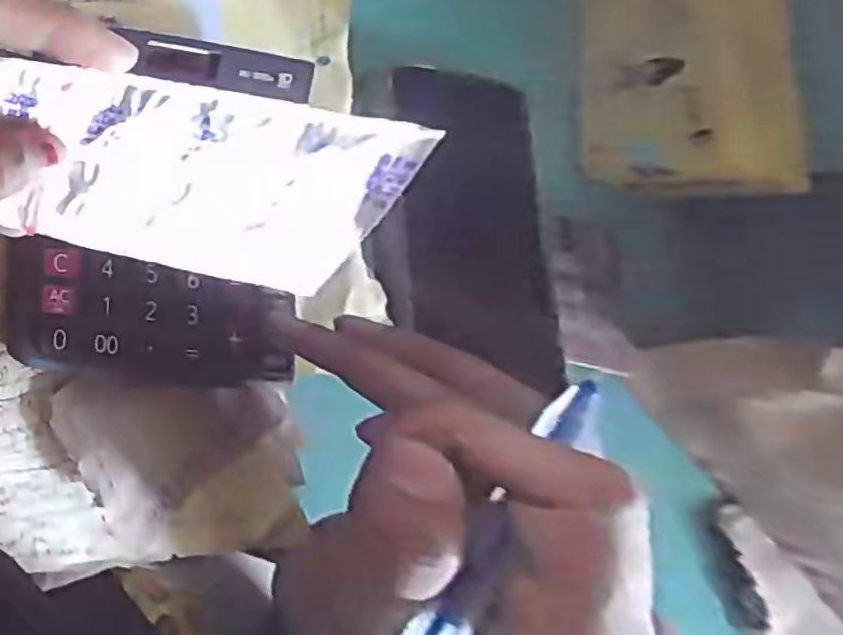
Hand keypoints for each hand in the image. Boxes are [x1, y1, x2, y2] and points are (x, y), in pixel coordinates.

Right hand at [270, 317, 654, 634]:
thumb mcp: (349, 609)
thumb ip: (394, 546)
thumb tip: (414, 443)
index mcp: (580, 618)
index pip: (578, 492)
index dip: (475, 434)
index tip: (370, 427)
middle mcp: (607, 581)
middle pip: (549, 441)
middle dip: (427, 374)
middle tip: (332, 335)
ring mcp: (575, 552)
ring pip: (521, 426)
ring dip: (421, 372)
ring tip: (342, 339)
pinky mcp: (531, 532)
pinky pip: (497, 443)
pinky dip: (428, 400)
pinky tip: (376, 403)